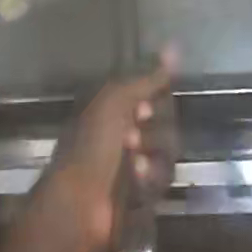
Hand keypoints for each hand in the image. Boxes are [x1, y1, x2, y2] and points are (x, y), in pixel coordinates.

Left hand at [28, 49, 177, 251]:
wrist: (78, 206)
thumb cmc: (91, 146)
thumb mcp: (115, 102)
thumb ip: (146, 78)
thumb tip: (174, 46)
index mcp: (110, 110)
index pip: (147, 94)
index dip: (152, 100)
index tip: (145, 108)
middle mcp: (121, 134)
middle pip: (162, 124)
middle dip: (155, 132)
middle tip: (135, 140)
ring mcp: (131, 166)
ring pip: (166, 153)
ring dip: (155, 159)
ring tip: (137, 167)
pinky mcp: (140, 195)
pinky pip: (162, 181)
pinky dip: (152, 181)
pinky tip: (138, 182)